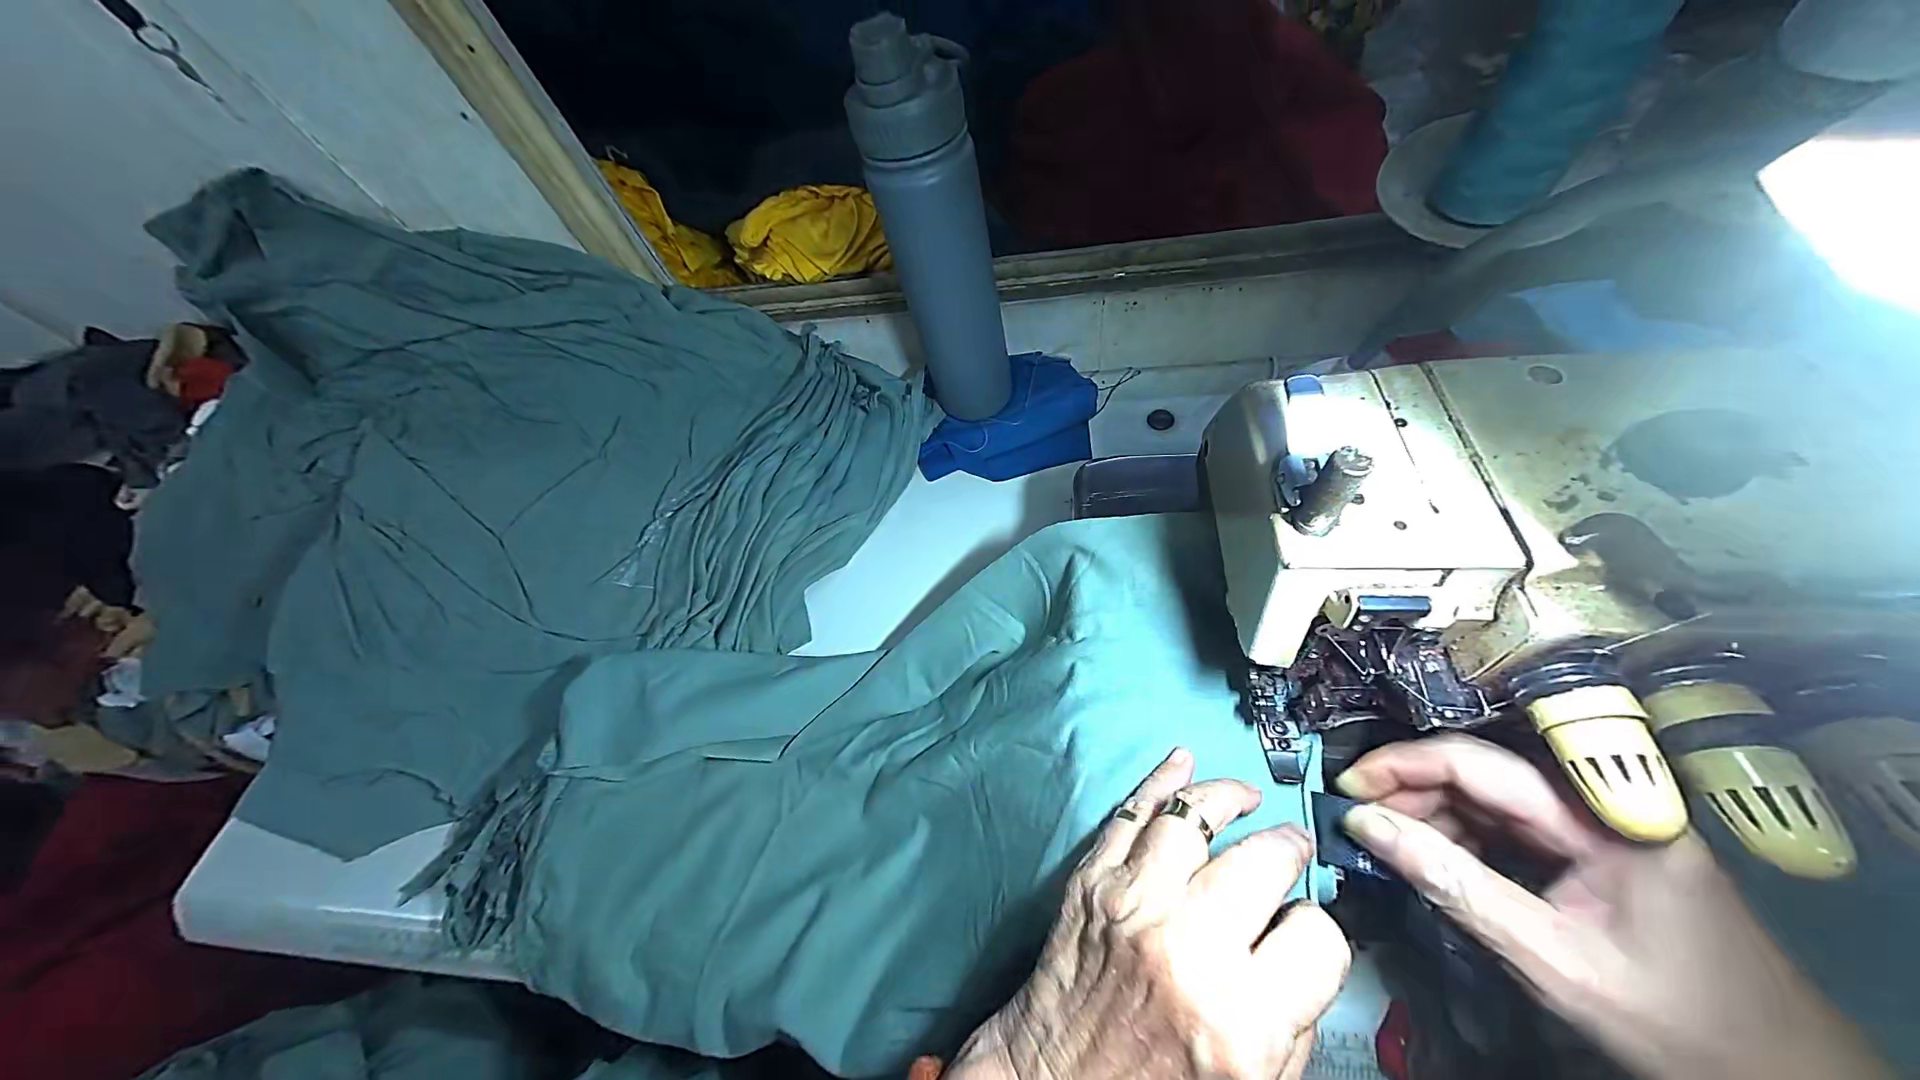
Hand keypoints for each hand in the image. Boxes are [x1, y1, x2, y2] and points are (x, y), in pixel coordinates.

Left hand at [948, 748, 1350, 1079]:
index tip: (1307, 927)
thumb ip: (1292, 1015)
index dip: (1320, 931)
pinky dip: (1158, 782)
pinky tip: (1181, 763)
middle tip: (1292, 844)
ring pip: (1190, 820)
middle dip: (1287, 848)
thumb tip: (1306, 937)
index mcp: (1240, 1019)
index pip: (1316, 939)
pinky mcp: (1090, 881)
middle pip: (1259, 864)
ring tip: (1244, 796)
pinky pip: (1130, 816)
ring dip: (1224, 797)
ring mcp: (1131, 903)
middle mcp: (1185, 948)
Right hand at [1337, 735, 1889, 1079]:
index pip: (1478, 763)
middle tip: (1359, 815)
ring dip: (1428, 811)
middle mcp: (1602, 807)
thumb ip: (1453, 885)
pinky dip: (1456, 834)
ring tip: (1386, 837)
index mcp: (1610, 821)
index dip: (1402, 765)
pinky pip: (1502, 822)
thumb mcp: (1552, 959)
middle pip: (1478, 771)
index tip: (1350, 786)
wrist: (1773, 1075)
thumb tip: (1367, 826)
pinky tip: (1429, 854)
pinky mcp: (1587, 846)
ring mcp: (1596, 825)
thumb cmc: (1685, 1027)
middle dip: (1409, 788)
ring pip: (1483, 794)